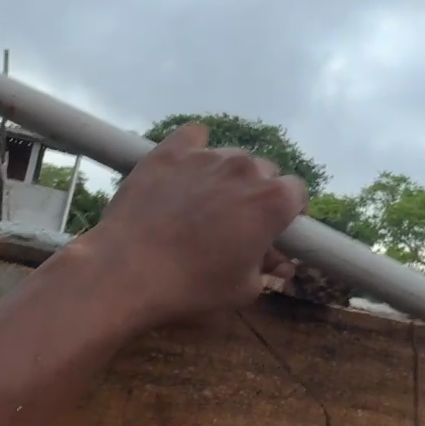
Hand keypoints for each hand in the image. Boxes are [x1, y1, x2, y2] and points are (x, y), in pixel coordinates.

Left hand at [81, 122, 307, 328]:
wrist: (127, 272)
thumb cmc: (193, 288)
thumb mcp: (244, 289)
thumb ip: (267, 266)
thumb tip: (276, 259)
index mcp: (273, 201)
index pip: (297, 192)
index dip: (287, 211)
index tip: (272, 228)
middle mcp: (246, 168)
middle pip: (264, 172)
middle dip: (256, 193)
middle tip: (234, 222)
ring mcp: (207, 155)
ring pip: (230, 157)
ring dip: (226, 176)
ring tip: (201, 203)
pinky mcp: (170, 150)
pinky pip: (193, 136)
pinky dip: (194, 149)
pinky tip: (184, 170)